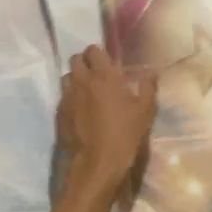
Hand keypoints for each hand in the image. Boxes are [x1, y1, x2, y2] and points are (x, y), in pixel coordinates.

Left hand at [57, 46, 156, 185]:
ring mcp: (67, 96)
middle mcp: (81, 80)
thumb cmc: (125, 134)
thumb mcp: (145, 111)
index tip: (107, 63)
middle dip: (85, 62)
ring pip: (67, 76)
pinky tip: (80, 109)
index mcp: (103, 75)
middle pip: (76, 59)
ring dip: (76, 78)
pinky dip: (71, 97)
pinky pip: (63, 96)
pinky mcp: (59, 112)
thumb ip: (148, 87)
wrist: (98, 162)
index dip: (99, 54)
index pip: (93, 50)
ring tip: (87, 91)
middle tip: (97, 75)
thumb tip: (151, 72)